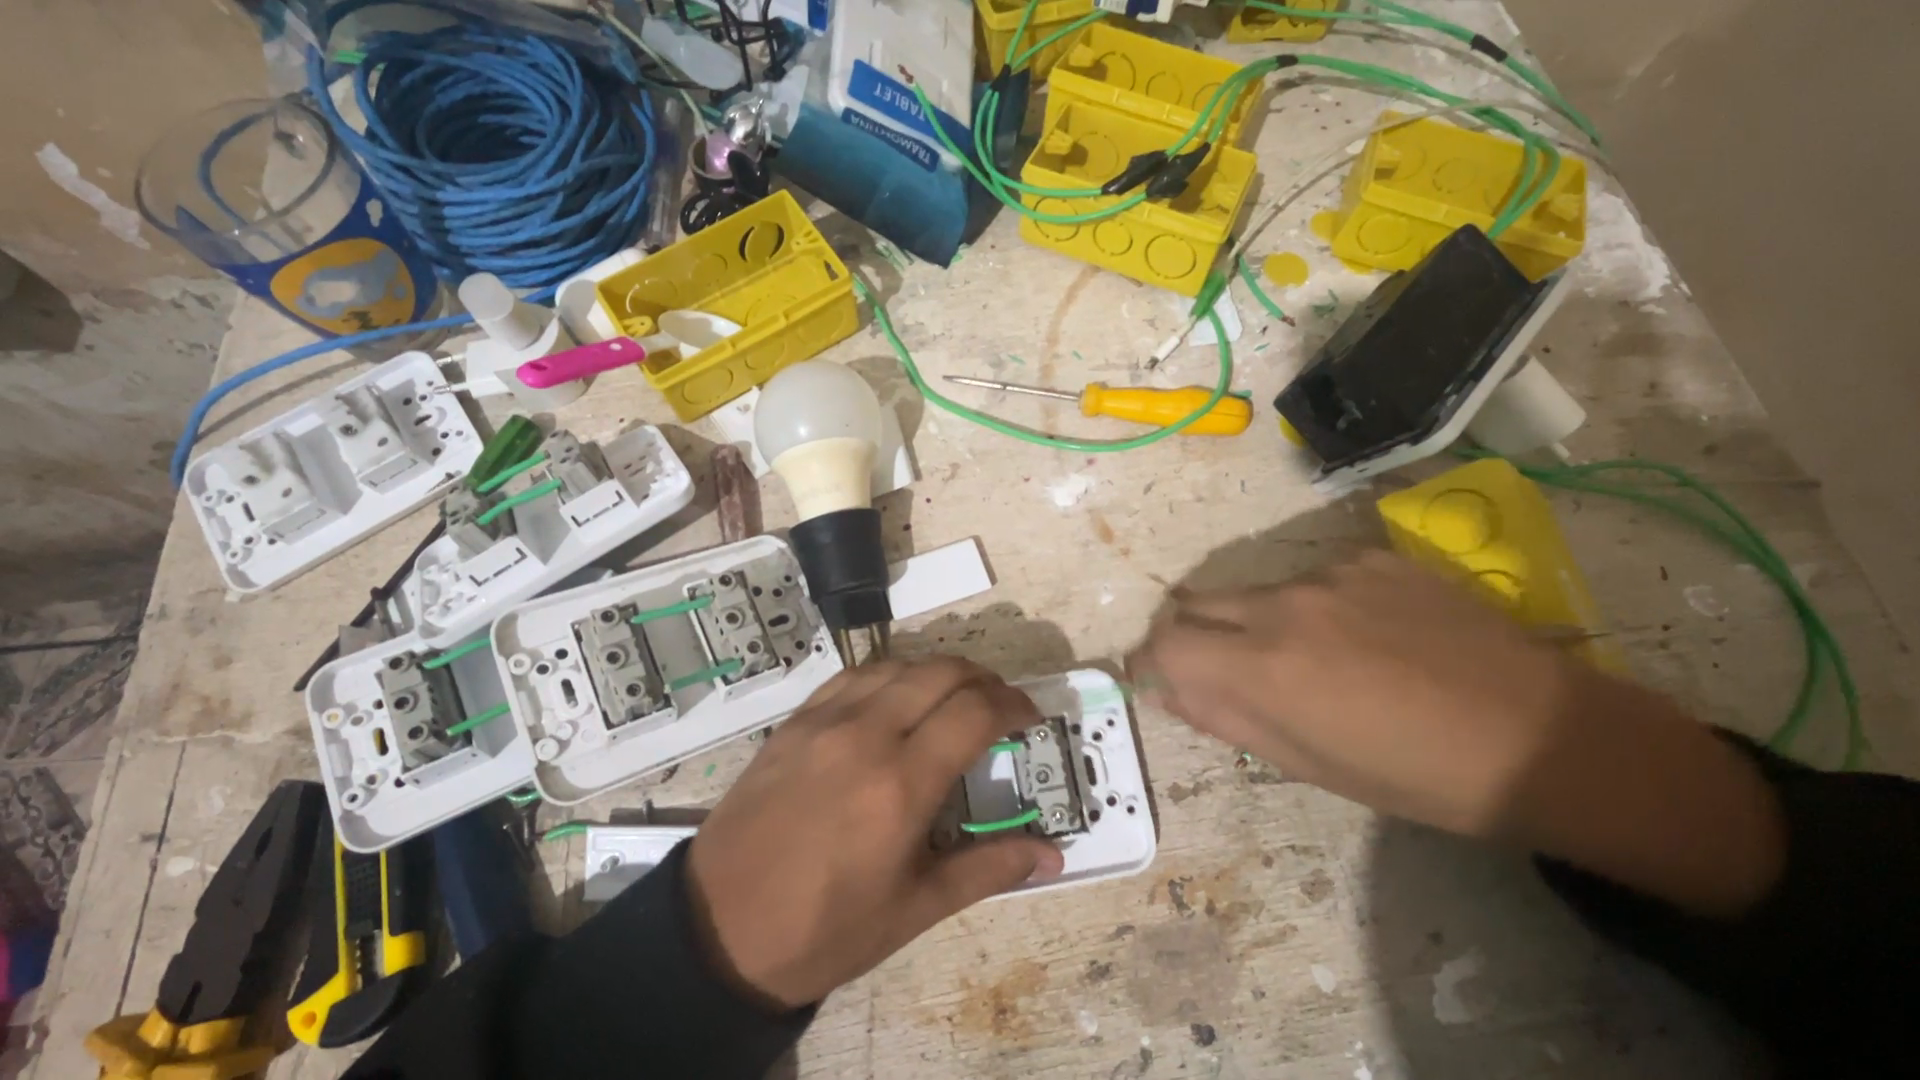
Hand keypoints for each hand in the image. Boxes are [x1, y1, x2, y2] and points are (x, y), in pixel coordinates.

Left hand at [685, 657, 1063, 1009]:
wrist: (719, 930)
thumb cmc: (825, 930)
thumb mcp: (915, 910)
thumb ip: (988, 870)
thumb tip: (1054, 856)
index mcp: (902, 784)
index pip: (975, 712)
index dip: (1013, 705)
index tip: (1030, 719)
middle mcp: (865, 736)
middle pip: (940, 673)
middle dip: (983, 680)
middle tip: (1000, 706)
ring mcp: (822, 724)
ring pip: (895, 666)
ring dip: (936, 672)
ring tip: (953, 699)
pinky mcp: (792, 725)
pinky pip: (850, 678)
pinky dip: (887, 676)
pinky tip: (893, 700)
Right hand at [1128, 551, 1784, 915]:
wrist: (1543, 736)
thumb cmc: (1416, 776)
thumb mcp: (1307, 765)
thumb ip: (1225, 717)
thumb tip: (1169, 688)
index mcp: (1262, 668)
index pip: (1163, 644)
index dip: (1152, 665)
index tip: (1164, 683)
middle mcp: (1282, 604)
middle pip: (1196, 603)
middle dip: (1193, 636)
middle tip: (1225, 672)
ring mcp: (1331, 572)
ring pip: (1256, 590)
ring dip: (1256, 621)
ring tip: (1312, 660)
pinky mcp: (1373, 555)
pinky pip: (1313, 576)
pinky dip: (1312, 604)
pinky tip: (1364, 636)